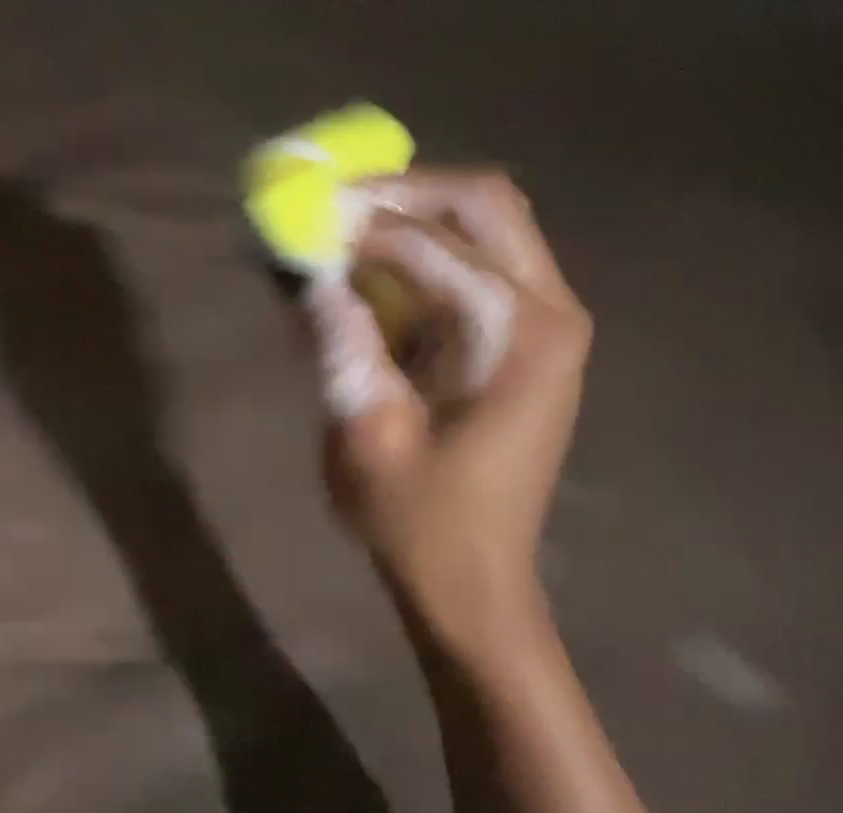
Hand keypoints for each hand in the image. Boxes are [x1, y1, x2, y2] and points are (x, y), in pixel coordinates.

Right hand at [305, 169, 592, 653]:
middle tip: (328, 209)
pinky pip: (472, 273)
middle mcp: (548, 310)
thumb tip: (309, 276)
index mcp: (518, 334)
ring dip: (410, 225)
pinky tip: (365, 281)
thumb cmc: (416, 518)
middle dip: (402, 197)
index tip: (302, 218)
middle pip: (484, 207)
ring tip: (337, 238)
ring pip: (484, 231)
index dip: (365, 224)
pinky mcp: (521, 344)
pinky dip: (418, 264)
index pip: (438, 241)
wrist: (471, 576)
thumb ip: (341, 346)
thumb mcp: (363, 434)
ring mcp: (543, 324)